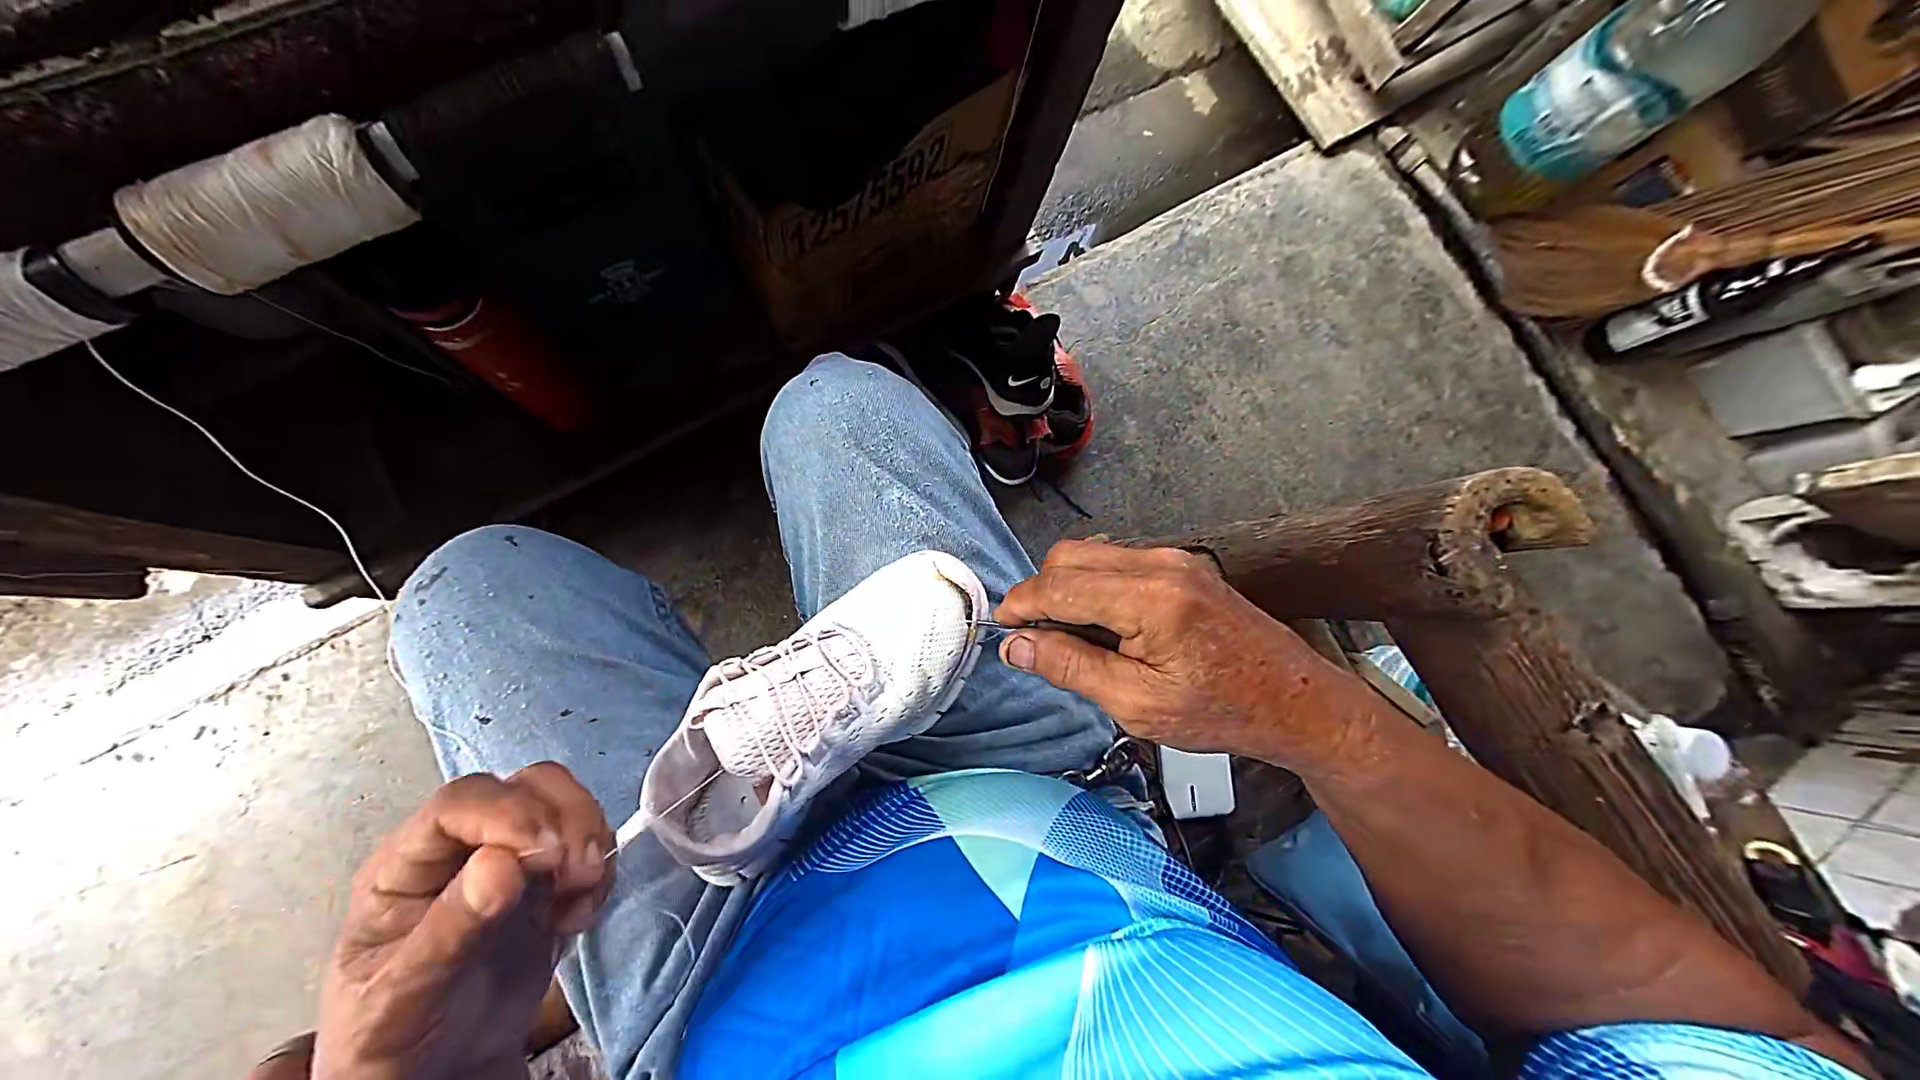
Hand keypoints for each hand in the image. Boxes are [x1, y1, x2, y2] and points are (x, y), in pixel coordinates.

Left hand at [314, 765, 612, 1079]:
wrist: (441, 1076)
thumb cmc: (397, 1042)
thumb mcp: (403, 1001)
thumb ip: (448, 933)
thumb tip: (501, 863)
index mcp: (406, 865)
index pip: (461, 803)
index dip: (509, 815)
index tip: (547, 855)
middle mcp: (462, 846)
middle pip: (526, 787)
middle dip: (565, 819)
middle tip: (578, 873)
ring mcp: (511, 857)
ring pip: (565, 802)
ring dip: (589, 839)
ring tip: (581, 898)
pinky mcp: (550, 877)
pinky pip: (589, 841)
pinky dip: (601, 867)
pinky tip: (581, 914)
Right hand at [995, 541, 1373, 769]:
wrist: (1296, 701)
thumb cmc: (1227, 709)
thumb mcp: (1137, 704)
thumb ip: (1070, 667)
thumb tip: (1020, 646)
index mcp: (1151, 599)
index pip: (1059, 585)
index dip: (1021, 604)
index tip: (1004, 626)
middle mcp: (1162, 565)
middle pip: (1069, 557)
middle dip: (1041, 592)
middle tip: (1034, 637)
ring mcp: (1175, 560)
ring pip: (1092, 555)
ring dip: (1067, 588)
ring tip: (1070, 638)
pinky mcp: (1182, 566)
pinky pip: (1118, 563)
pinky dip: (1094, 587)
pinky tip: (1103, 626)